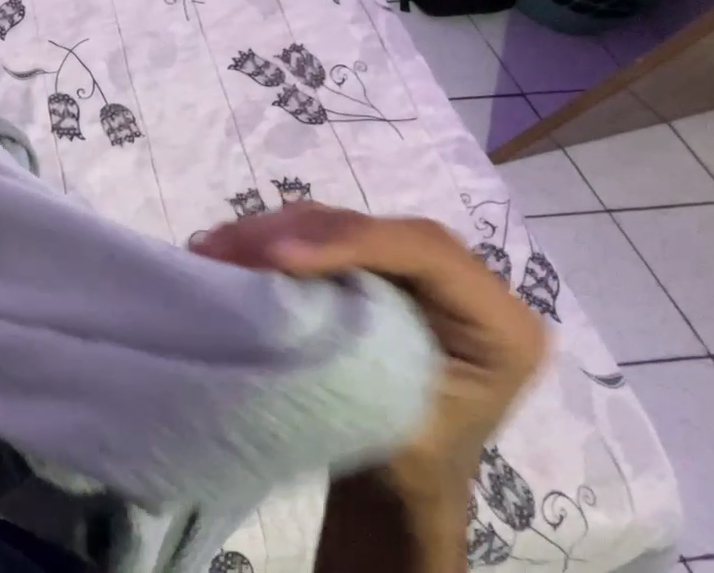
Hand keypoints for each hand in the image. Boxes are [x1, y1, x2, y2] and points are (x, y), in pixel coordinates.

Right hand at [192, 202, 547, 504]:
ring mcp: (418, 275)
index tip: (275, 257)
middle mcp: (466, 286)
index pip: (424, 253)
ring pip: (342, 225)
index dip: (349, 243)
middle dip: (297, 232)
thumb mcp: (396, 420)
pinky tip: (227, 247)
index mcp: (500, 324)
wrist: (398, 489)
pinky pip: (323, 237)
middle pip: (377, 229)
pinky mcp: (377, 272)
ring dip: (273, 230)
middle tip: (227, 247)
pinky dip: (272, 239)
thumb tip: (284, 289)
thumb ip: (358, 351)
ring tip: (213, 247)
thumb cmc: (406, 467)